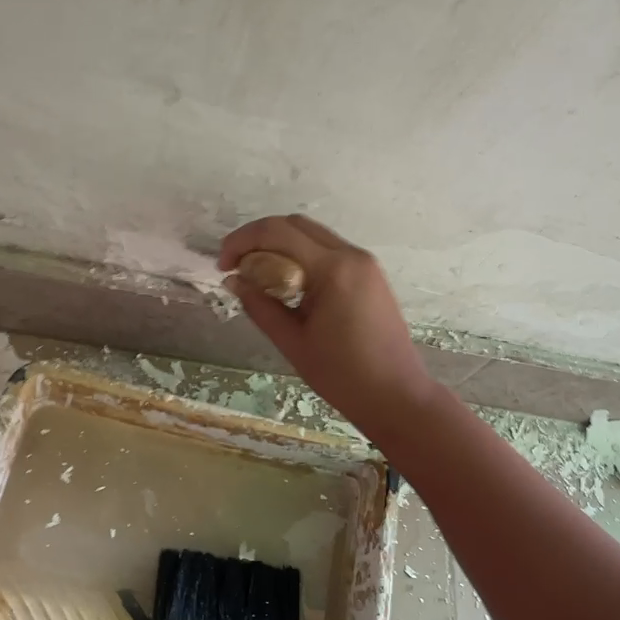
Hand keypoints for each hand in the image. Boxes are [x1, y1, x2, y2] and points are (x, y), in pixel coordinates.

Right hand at [220, 215, 437, 431]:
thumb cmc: (343, 376)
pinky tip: (287, 283)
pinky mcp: (371, 275)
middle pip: (296, 225)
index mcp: (334, 269)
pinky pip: (330, 252)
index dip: (242, 241)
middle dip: (259, 238)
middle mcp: (352, 255)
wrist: (396, 395)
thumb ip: (261, 306)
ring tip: (257, 275)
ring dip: (281, 246)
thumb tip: (235, 281)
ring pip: (313, 236)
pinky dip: (303, 257)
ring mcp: (365, 263)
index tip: (222, 265)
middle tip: (236, 266)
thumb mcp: (293, 342)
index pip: (278, 232)